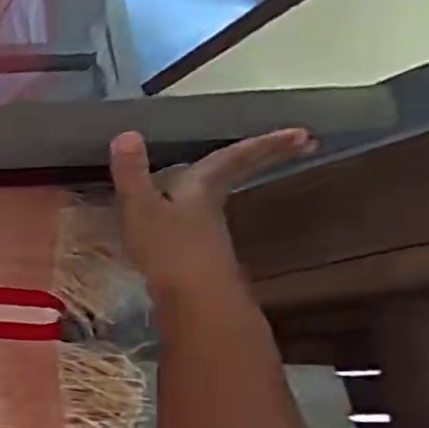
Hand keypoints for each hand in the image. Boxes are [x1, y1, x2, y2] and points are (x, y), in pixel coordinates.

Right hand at [109, 128, 315, 300]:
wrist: (193, 296)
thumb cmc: (168, 248)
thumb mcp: (140, 208)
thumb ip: (131, 174)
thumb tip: (127, 133)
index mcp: (199, 190)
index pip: (232, 160)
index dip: (260, 144)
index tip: (301, 131)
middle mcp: (209, 206)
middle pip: (237, 176)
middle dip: (264, 157)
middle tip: (301, 143)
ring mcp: (206, 229)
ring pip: (222, 194)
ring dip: (237, 178)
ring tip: (241, 168)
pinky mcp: (196, 248)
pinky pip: (202, 215)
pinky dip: (204, 204)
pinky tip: (193, 209)